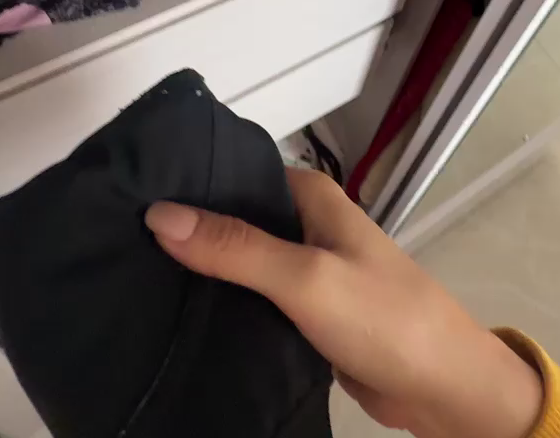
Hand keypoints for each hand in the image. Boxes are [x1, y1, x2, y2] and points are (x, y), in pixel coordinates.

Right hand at [145, 168, 543, 437]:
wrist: (440, 385)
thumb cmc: (382, 316)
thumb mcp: (305, 276)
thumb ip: (237, 247)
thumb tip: (160, 213)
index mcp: (311, 196)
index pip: (238, 175)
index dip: (189, 185)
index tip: (128, 197)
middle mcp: (307, 224)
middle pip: (236, 218)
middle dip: (187, 231)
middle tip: (119, 245)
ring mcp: (306, 270)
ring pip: (242, 262)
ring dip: (201, 271)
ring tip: (133, 280)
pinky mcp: (304, 312)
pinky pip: (253, 300)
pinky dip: (222, 305)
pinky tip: (177, 318)